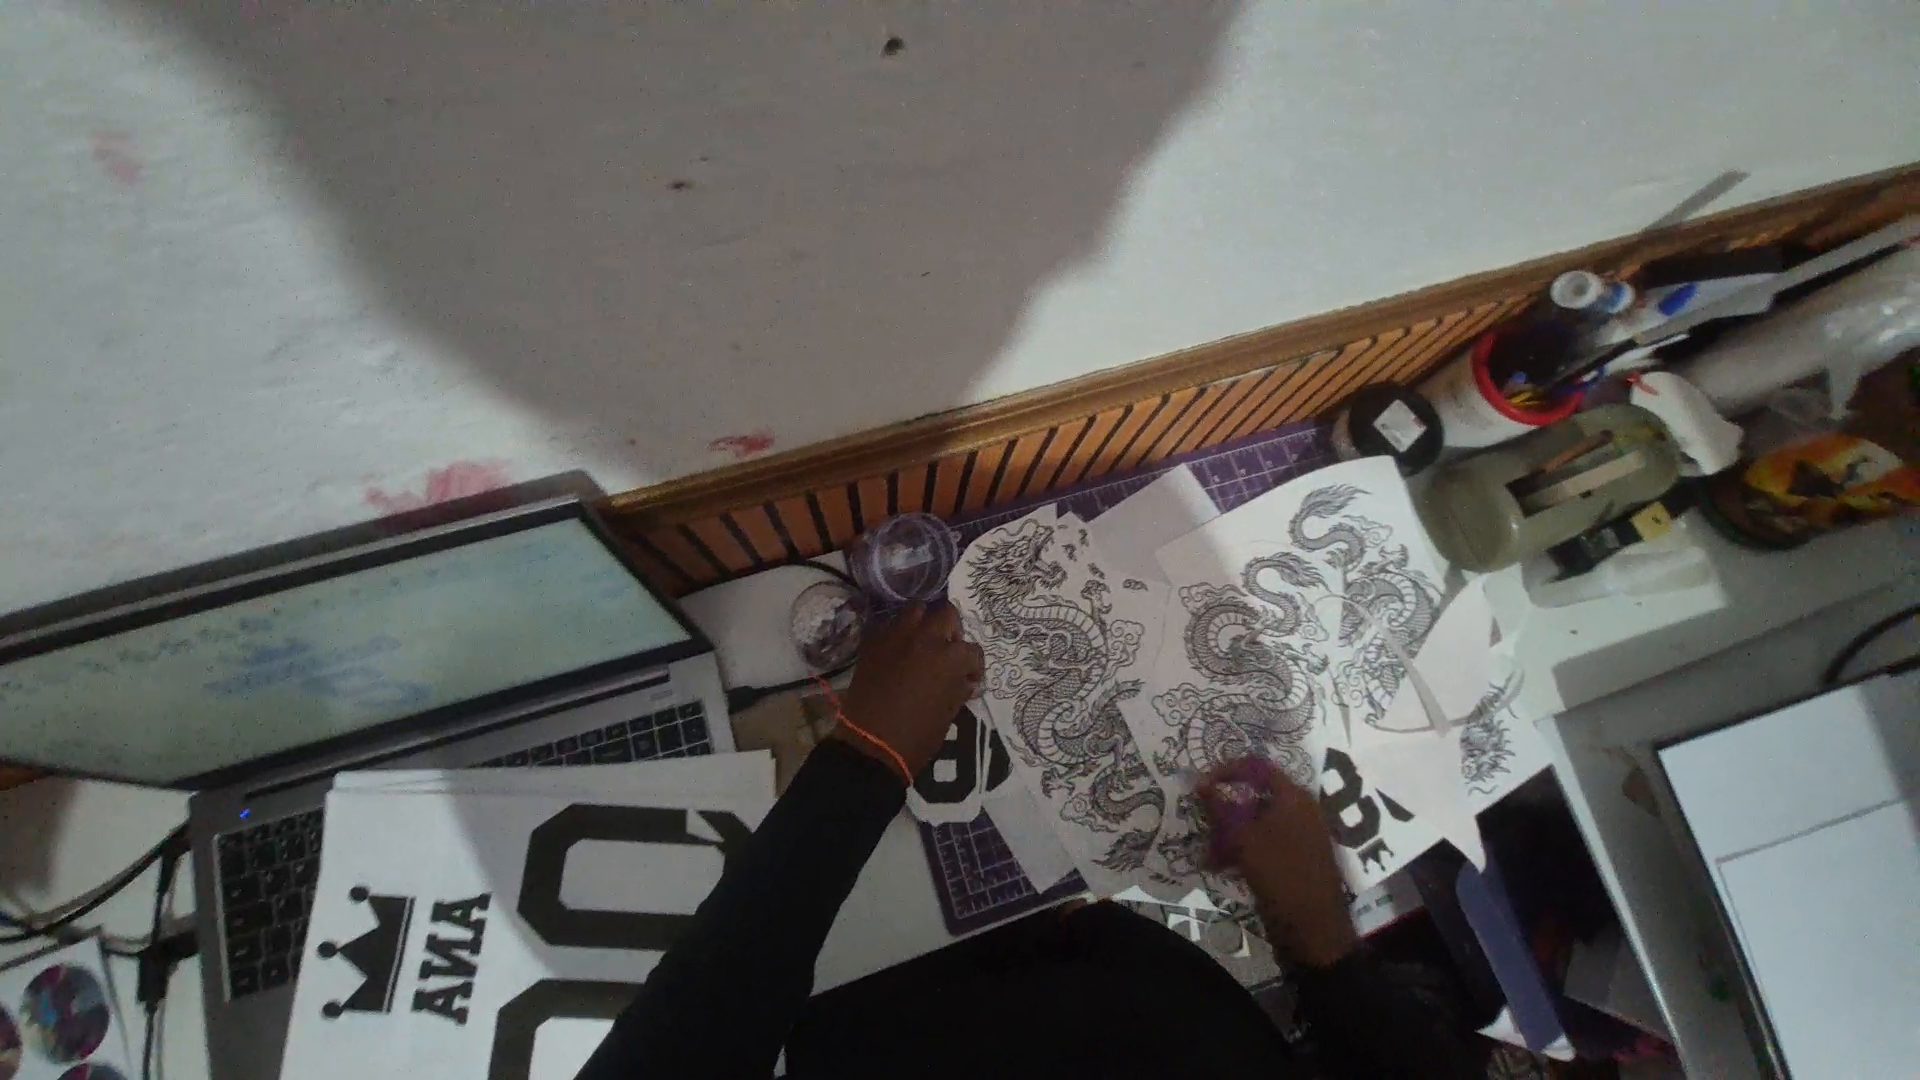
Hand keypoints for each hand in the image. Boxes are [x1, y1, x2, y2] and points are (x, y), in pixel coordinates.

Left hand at [833, 602, 984, 782]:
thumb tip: (967, 681)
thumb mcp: (948, 715)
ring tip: (923, 644)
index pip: (972, 650)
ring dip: (924, 623)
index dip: (975, 665)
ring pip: (916, 609)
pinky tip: (898, 654)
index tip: (971, 678)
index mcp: (948, 659)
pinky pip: (890, 626)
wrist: (870, 746)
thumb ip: (960, 690)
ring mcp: (895, 637)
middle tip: (949, 651)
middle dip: (953, 631)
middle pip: (946, 614)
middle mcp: (924, 639)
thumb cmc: (916, 736)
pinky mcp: (872, 644)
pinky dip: (899, 635)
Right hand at [1200, 761, 1357, 967]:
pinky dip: (1241, 849)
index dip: (1225, 770)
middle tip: (1203, 822)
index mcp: (1293, 798)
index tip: (1201, 786)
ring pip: (1254, 822)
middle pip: (1253, 796)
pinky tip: (1220, 866)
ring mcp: (1299, 836)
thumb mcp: (1242, 838)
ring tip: (1207, 854)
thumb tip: (1200, 782)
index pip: (1256, 766)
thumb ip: (1219, 807)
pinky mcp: (1294, 859)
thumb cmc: (1280, 874)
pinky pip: (1262, 842)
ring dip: (1228, 833)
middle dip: (1223, 809)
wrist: (1314, 932)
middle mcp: (1299, 811)